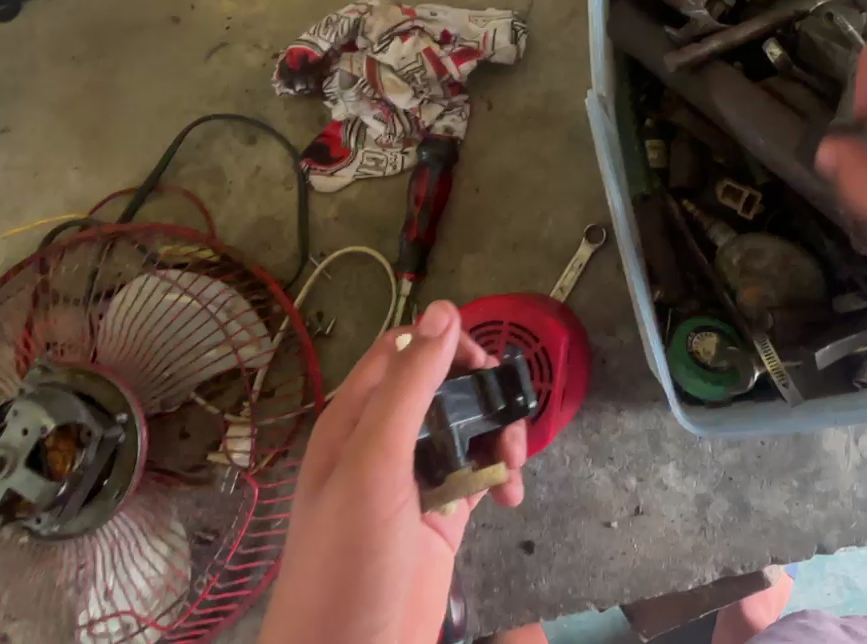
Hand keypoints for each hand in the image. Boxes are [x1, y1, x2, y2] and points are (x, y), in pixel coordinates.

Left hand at [260, 300, 528, 643]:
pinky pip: (478, 473)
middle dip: (481, 393)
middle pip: (443, 387)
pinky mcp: (442, 513)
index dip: (445, 344)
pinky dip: (501, 476)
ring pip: (466, 428)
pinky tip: (513, 497)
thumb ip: (409, 385)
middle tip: (510, 415)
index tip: (484, 364)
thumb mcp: (375, 462)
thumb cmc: (350, 559)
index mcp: (357, 418)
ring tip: (516, 467)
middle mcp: (385, 440)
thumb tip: (444, 308)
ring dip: (499, 436)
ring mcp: (415, 478)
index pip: (404, 351)